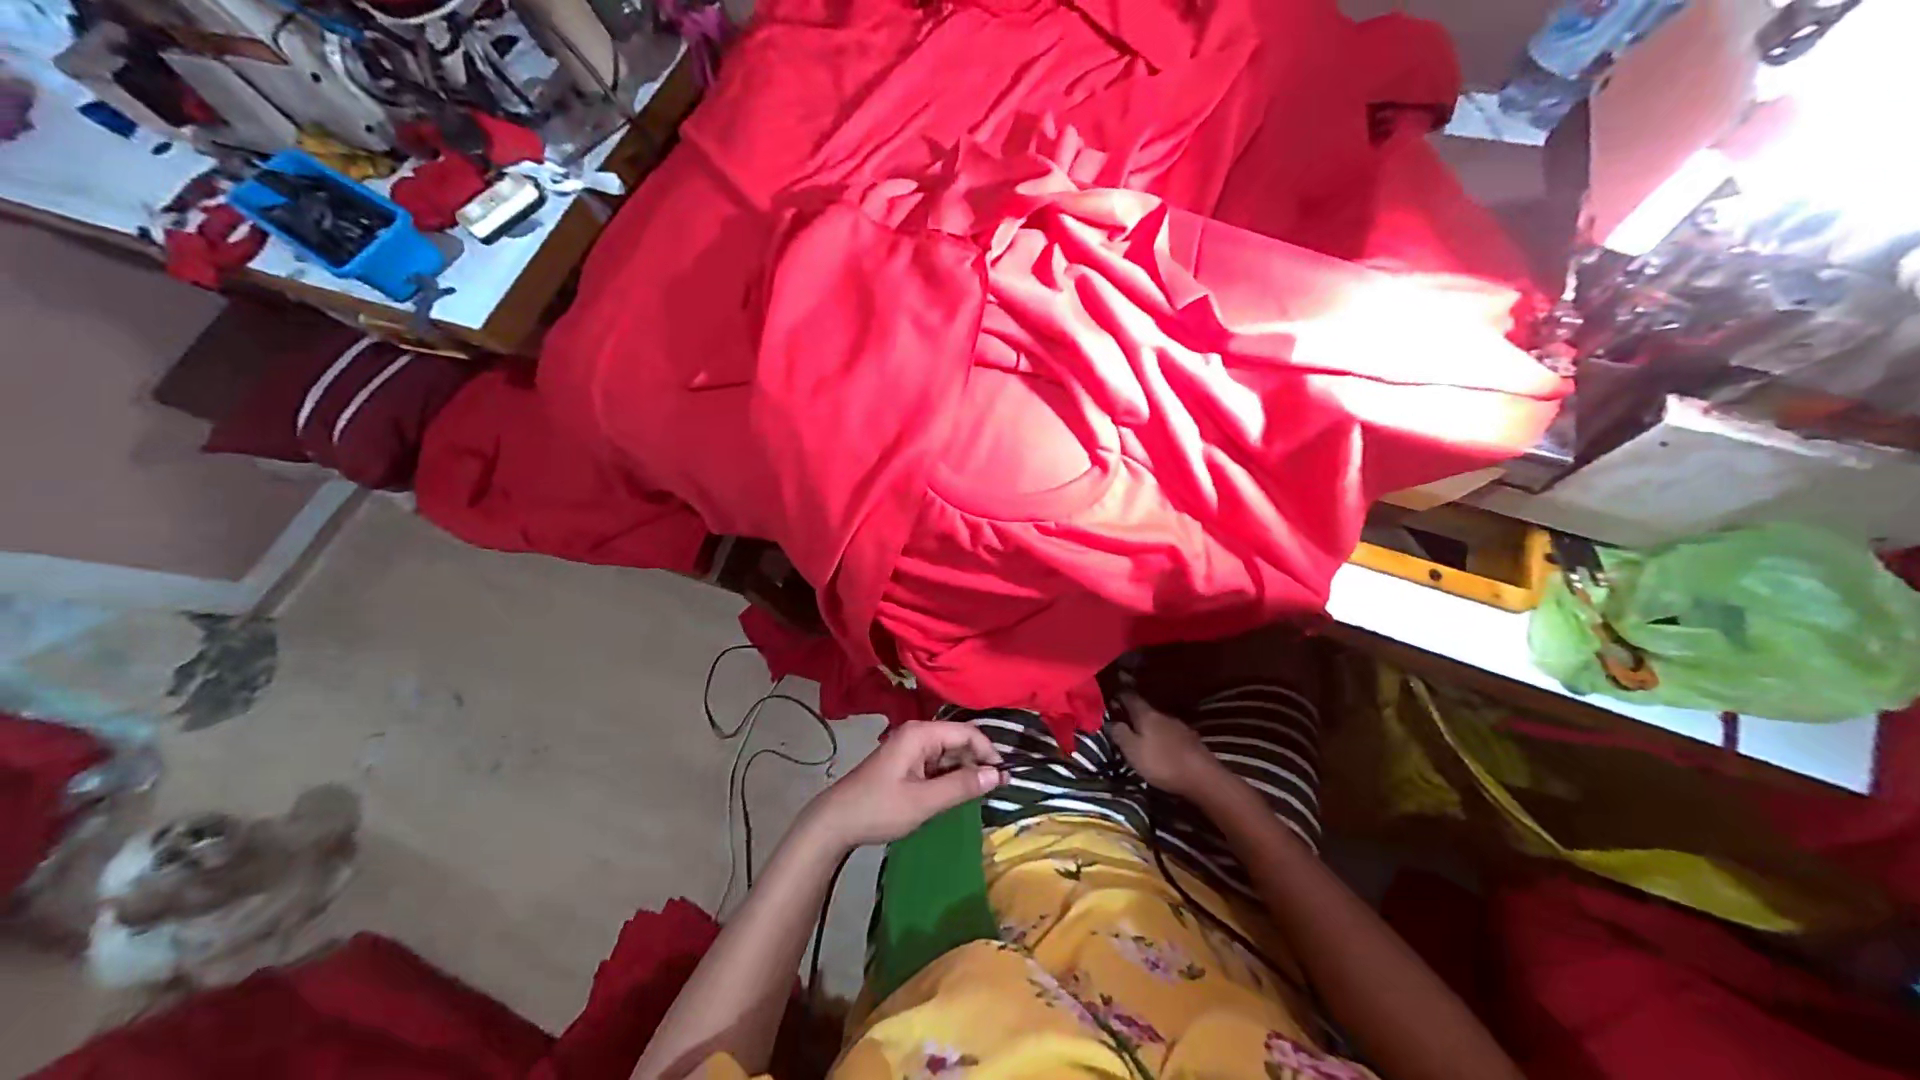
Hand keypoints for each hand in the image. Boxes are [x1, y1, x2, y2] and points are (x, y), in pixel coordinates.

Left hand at [805, 721, 1003, 848]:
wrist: (836, 822)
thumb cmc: (879, 808)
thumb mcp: (924, 801)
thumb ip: (961, 786)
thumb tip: (997, 774)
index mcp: (920, 734)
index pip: (967, 733)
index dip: (989, 752)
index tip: (1005, 778)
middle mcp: (917, 734)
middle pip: (959, 741)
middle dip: (979, 762)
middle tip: (997, 789)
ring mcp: (911, 749)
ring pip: (949, 754)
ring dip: (965, 771)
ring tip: (981, 794)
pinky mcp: (906, 764)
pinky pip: (937, 764)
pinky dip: (950, 777)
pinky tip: (958, 794)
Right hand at [1110, 692, 1226, 798]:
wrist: (1204, 778)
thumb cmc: (1163, 763)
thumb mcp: (1133, 751)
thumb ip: (1120, 734)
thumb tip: (1110, 721)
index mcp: (1147, 715)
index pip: (1130, 697)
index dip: (1119, 694)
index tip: (1110, 694)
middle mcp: (1164, 716)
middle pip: (1145, 710)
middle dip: (1133, 713)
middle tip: (1121, 719)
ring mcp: (1180, 727)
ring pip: (1159, 722)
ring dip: (1148, 727)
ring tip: (1140, 735)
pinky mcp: (1191, 741)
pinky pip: (1170, 734)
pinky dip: (1162, 737)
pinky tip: (1160, 747)